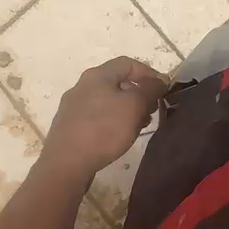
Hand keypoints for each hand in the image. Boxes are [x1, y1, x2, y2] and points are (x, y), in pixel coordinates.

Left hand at [45, 57, 169, 174]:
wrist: (65, 165)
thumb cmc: (104, 129)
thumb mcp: (135, 105)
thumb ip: (151, 89)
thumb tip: (160, 80)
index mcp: (97, 75)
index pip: (128, 63)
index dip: (149, 73)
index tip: (163, 89)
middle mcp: (82, 86)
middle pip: (117, 82)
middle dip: (139, 93)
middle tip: (153, 109)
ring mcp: (72, 108)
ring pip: (107, 101)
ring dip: (127, 109)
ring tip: (139, 125)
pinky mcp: (68, 127)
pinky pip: (96, 117)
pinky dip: (112, 121)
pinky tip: (119, 136)